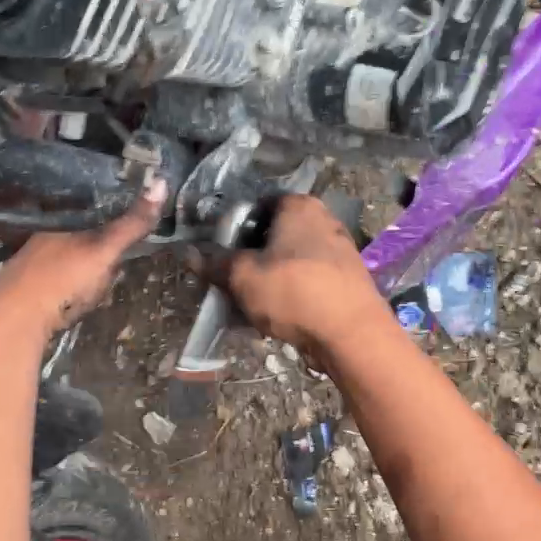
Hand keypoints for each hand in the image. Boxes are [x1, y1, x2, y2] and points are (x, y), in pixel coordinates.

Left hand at [0, 175, 168, 339]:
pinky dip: (74, 281)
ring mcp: (34, 258)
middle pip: (83, 228)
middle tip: (122, 255)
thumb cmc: (63, 278)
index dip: (117, 207)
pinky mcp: (30, 283)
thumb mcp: (104, 250)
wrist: (17, 318)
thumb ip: (131, 223)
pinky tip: (77, 292)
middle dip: (102, 238)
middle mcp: (45, 232)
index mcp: (62, 217)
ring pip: (71, 253)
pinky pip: (61, 275)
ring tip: (102, 277)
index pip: (94, 202)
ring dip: (87, 263)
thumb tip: (161, 183)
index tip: (138, 216)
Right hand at [212, 195, 388, 361]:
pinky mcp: (348, 279)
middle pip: (275, 234)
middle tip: (233, 282)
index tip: (222, 254)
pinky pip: (309, 280)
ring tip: (253, 305)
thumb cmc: (293, 292)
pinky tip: (279, 317)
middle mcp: (323, 219)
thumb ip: (215, 263)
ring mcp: (339, 249)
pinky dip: (292, 293)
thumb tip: (189, 253)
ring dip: (271, 279)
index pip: (258, 205)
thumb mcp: (242, 277)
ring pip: (291, 260)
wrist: (352, 334)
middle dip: (253, 257)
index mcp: (298, 205)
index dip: (235, 229)